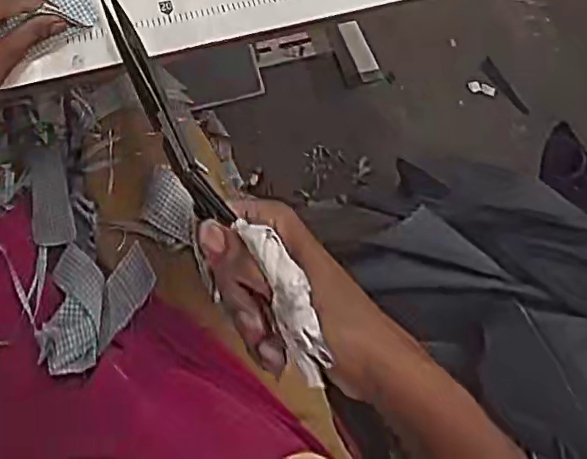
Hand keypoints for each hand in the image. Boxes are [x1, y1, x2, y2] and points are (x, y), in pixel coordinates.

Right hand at [199, 198, 415, 400]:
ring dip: (249, 323)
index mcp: (282, 230)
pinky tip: (276, 351)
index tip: (224, 267)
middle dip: (238, 296)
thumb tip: (207, 229)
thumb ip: (243, 260)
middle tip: (258, 314)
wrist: (379, 373)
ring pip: (235, 291)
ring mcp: (277, 281)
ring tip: (272, 340)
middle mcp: (277, 250)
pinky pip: (249, 317)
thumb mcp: (287, 290)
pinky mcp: (279, 308)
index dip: (221, 239)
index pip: (232, 213)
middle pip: (228, 258)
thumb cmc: (348, 327)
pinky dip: (258, 339)